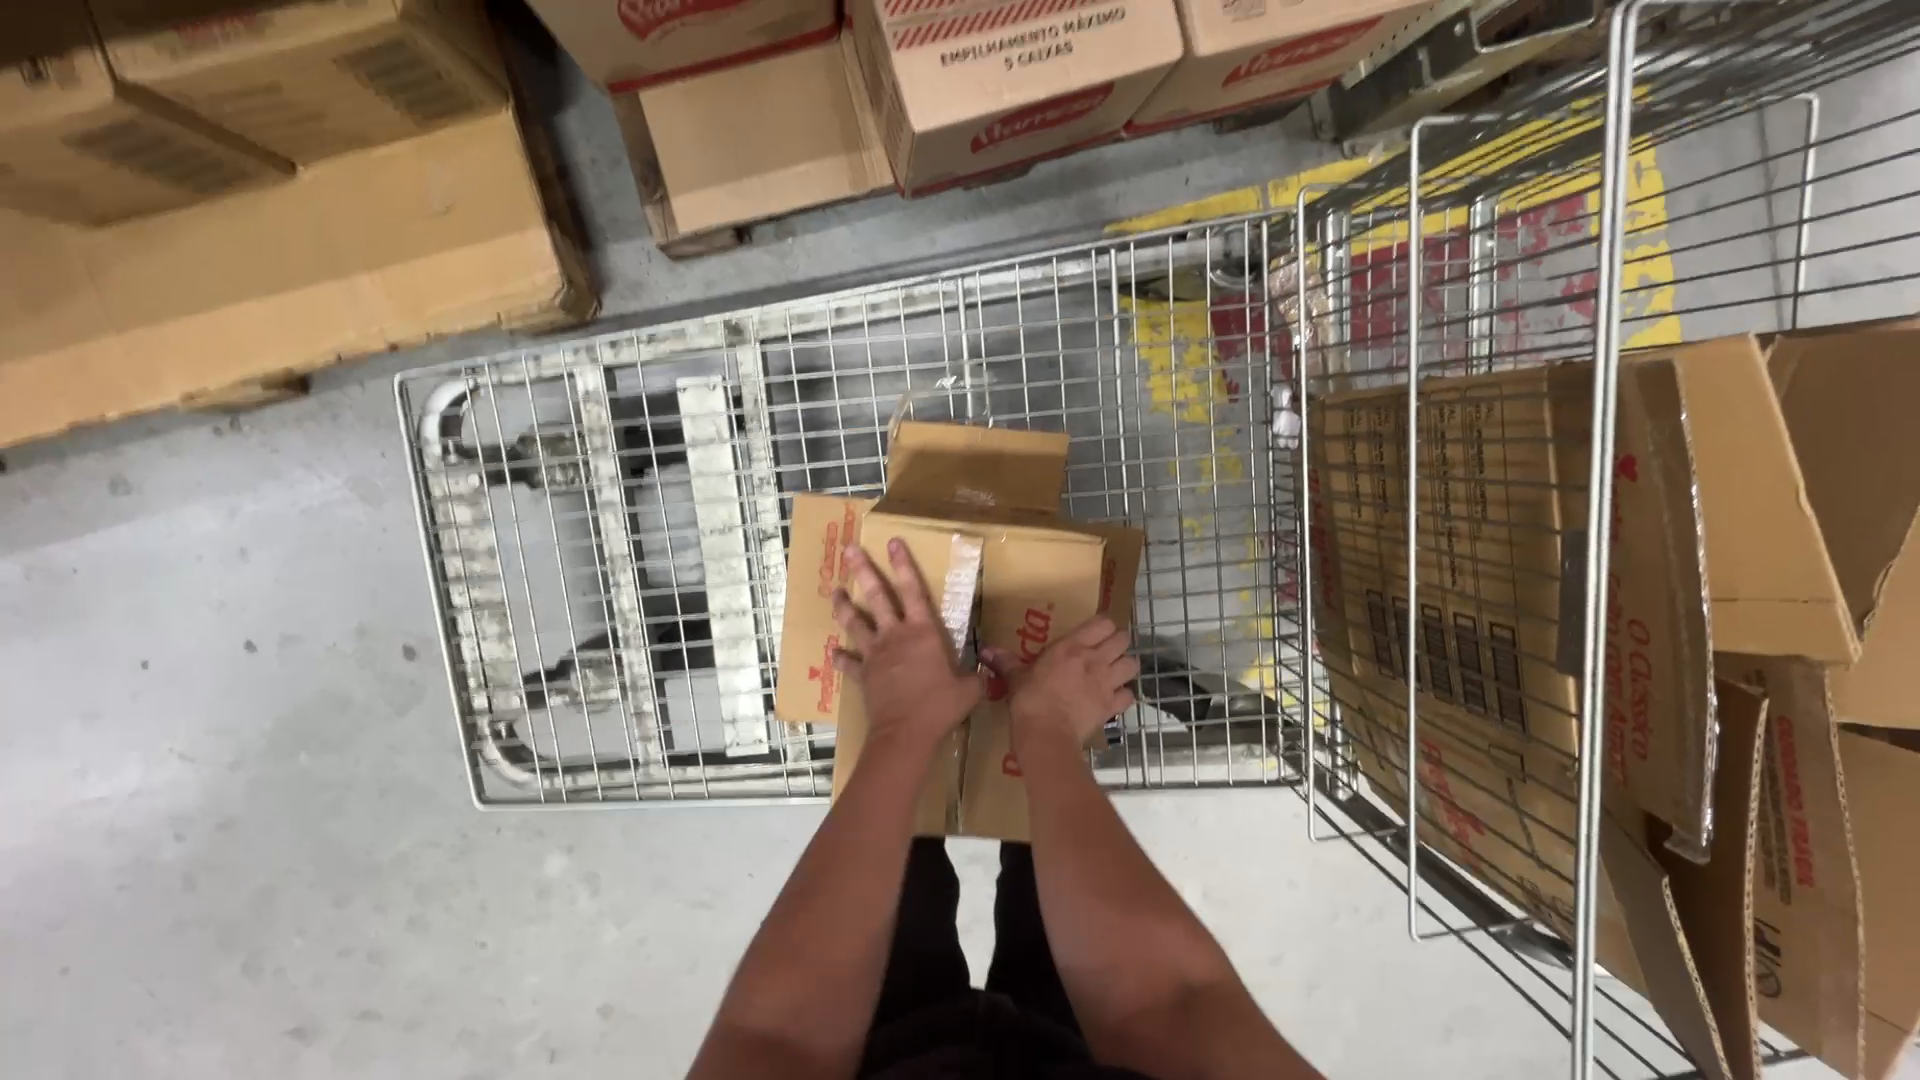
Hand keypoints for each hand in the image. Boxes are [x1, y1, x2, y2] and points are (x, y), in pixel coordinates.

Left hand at [831, 538, 987, 760]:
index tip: (892, 542)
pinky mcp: (863, 675)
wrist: (905, 733)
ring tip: (833, 591)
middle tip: (849, 549)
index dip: (903, 564)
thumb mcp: (970, 690)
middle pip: (876, 596)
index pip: (913, 590)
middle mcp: (895, 635)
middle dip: (863, 570)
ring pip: (854, 622)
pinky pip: (848, 662)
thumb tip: (989, 673)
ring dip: (843, 606)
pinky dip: (840, 657)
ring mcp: (874, 654)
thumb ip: (978, 677)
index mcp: (923, 632)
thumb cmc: (940, 706)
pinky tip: (832, 652)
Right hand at [983, 616, 1138, 762]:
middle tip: (1105, 650)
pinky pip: (1129, 696)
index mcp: (1072, 647)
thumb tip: (986, 650)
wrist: (1046, 735)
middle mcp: (1094, 660)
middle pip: (1123, 639)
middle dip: (1118, 643)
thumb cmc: (1029, 700)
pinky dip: (1124, 696)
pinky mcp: (1111, 706)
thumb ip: (1005, 661)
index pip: (1103, 623)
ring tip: (1113, 672)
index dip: (1103, 626)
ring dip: (1125, 666)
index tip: (1095, 632)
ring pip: (1133, 665)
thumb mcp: (1015, 677)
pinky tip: (1113, 698)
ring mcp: (1106, 683)